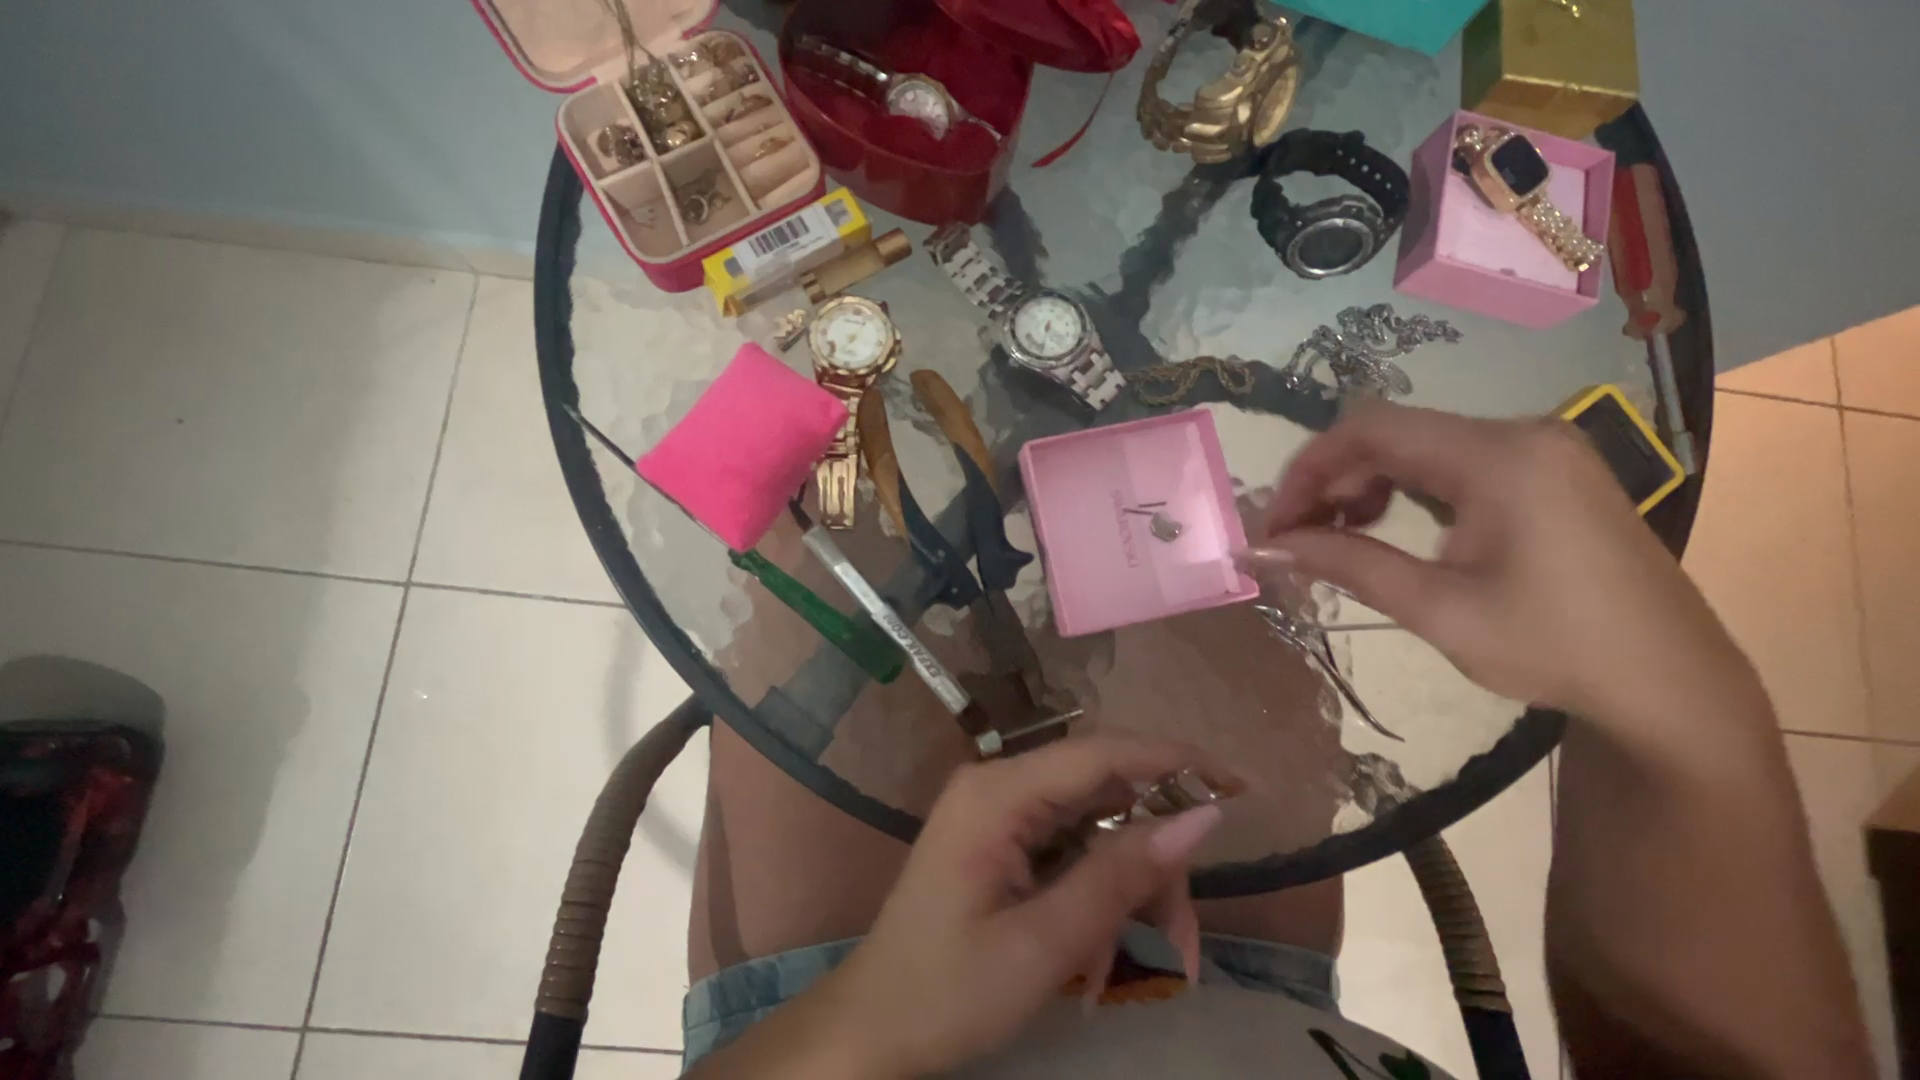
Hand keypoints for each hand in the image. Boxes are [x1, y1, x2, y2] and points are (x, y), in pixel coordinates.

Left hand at [811, 735, 1229, 1077]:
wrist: (873, 1028)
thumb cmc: (947, 991)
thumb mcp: (1043, 944)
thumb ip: (1120, 875)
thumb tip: (1202, 816)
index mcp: (997, 793)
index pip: (1103, 752)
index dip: (1176, 762)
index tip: (1241, 787)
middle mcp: (997, 786)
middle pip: (1105, 792)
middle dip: (1154, 856)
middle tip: (1185, 933)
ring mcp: (997, 812)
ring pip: (1096, 826)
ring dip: (1133, 885)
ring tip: (1153, 959)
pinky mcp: (1001, 841)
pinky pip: (1072, 848)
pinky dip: (1103, 893)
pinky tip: (1107, 950)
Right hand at [1242, 400, 1754, 720]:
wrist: (1671, 684)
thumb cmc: (1554, 648)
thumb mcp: (1437, 609)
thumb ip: (1346, 565)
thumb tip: (1263, 549)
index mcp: (1498, 456)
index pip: (1370, 430)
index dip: (1307, 470)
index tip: (1275, 525)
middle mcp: (1520, 432)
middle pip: (1392, 433)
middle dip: (1331, 481)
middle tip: (1296, 539)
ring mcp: (1540, 448)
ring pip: (1419, 446)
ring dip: (1365, 485)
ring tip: (1337, 538)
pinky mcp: (1548, 470)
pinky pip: (1454, 461)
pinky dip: (1406, 489)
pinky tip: (1389, 527)